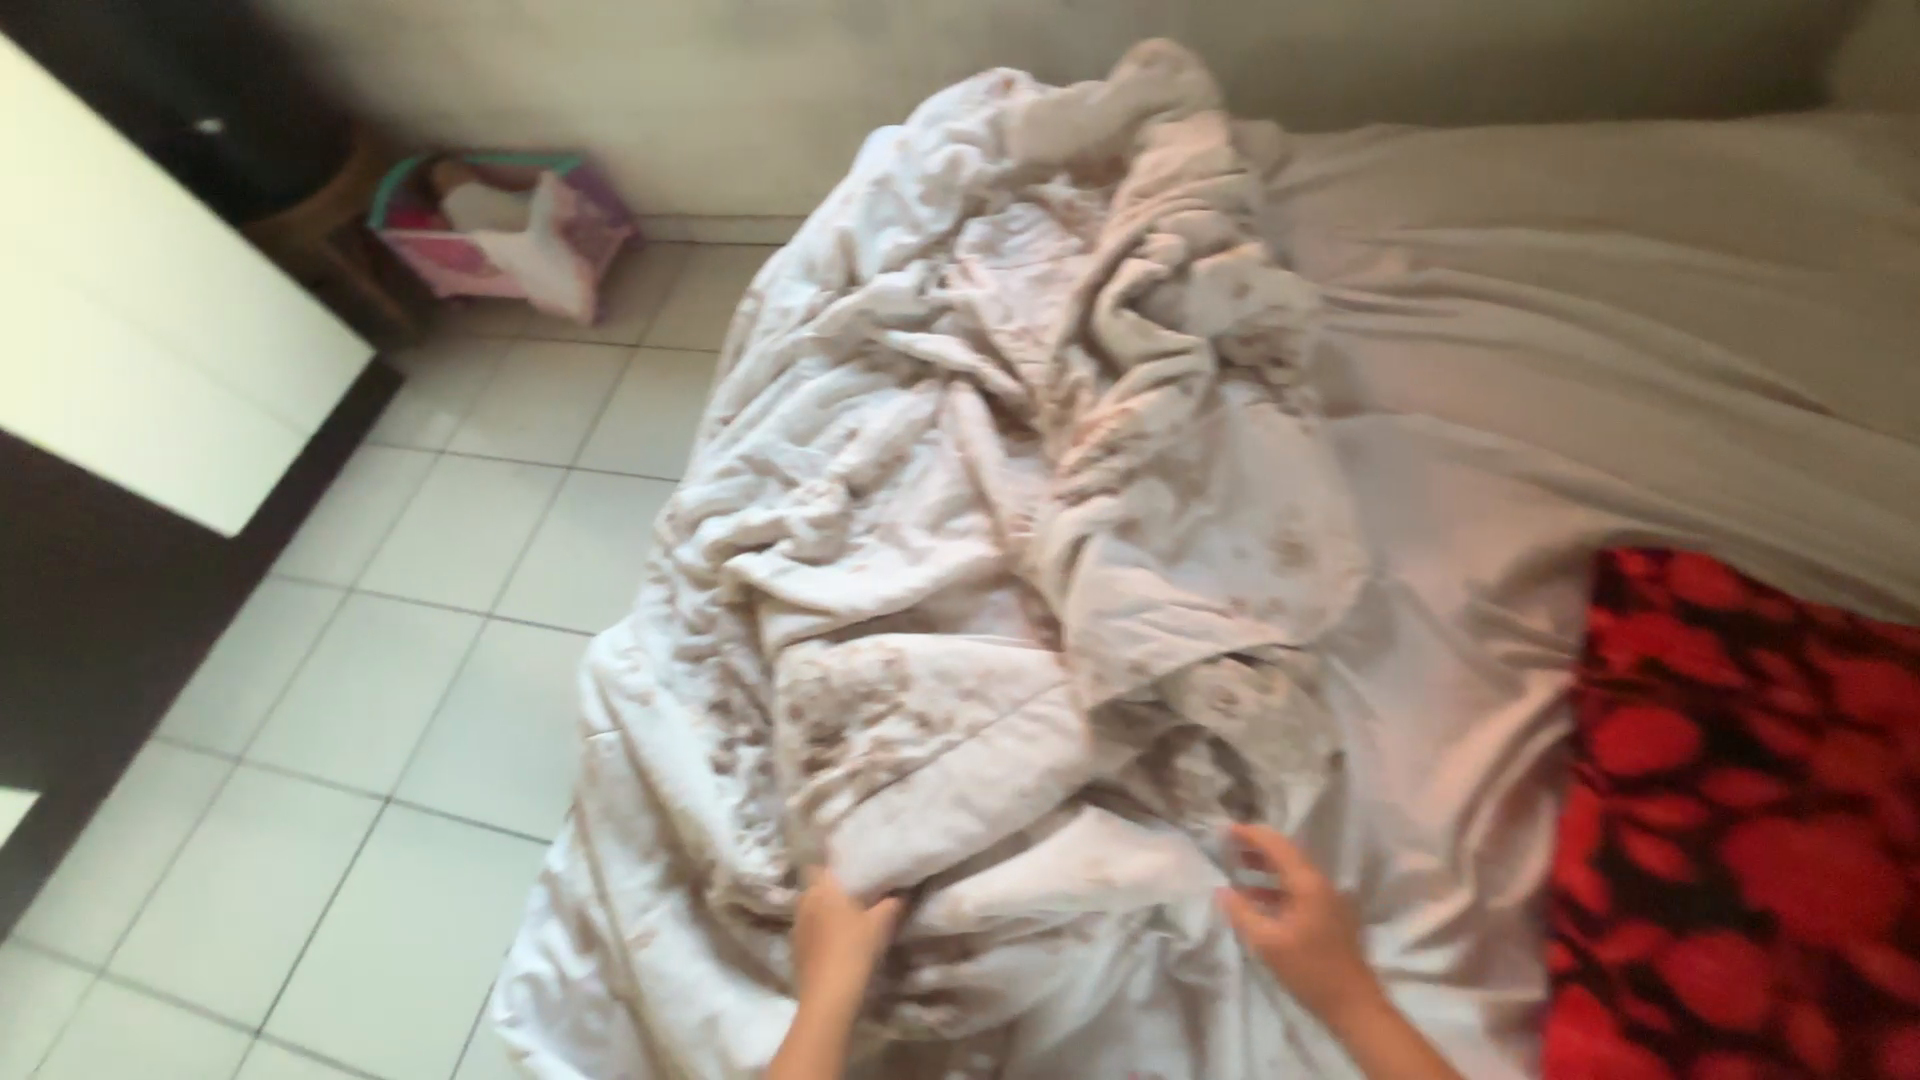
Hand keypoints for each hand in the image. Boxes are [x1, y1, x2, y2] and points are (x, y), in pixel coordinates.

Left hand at [791, 867, 903, 1015]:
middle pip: (817, 886)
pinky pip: (809, 930)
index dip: (836, 866)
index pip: (821, 864)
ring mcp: (796, 927)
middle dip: (832, 889)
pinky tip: (835, 943)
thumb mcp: (884, 922)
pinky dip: (820, 932)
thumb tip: (906, 888)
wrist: (829, 997)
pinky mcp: (795, 950)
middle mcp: (804, 901)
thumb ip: (896, 900)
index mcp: (822, 887)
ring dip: (825, 912)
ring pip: (812, 909)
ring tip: (847, 919)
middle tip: (856, 894)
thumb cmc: (855, 948)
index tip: (853, 870)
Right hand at [1217, 824, 1383, 1025]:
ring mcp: (1327, 899)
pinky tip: (1256, 896)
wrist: (1355, 1007)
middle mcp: (1320, 884)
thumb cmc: (1310, 971)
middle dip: (1256, 845)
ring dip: (1265, 864)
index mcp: (1307, 884)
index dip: (1250, 834)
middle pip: (1286, 853)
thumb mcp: (1268, 943)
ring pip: (1292, 869)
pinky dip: (1275, 884)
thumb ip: (1242, 912)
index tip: (1225, 830)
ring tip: (1238, 864)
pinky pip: (1297, 887)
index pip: (1276, 845)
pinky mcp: (1328, 914)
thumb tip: (1221, 890)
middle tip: (1228, 844)